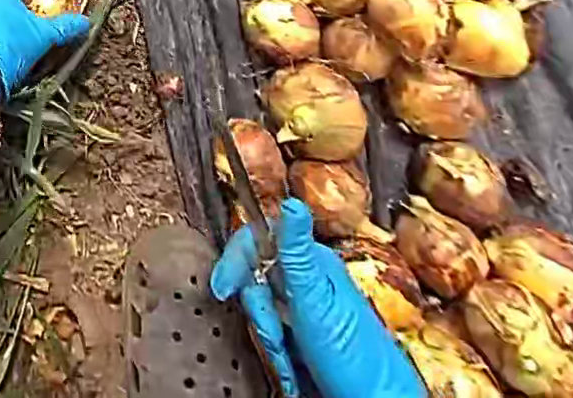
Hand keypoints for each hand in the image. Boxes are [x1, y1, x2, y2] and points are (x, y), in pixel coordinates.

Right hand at [210, 200, 422, 397]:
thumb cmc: (350, 353)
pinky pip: (274, 332)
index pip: (259, 238)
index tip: (221, 289)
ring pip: (263, 307)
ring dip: (267, 336)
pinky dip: (276, 353)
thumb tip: (290, 200)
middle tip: (276, 338)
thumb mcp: (317, 298)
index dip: (235, 258)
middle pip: (256, 275)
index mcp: (310, 259)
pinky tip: (290, 372)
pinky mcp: (304, 336)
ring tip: (289, 364)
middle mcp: (306, 277)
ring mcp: (305, 307)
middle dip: (258, 310)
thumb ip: (297, 250)